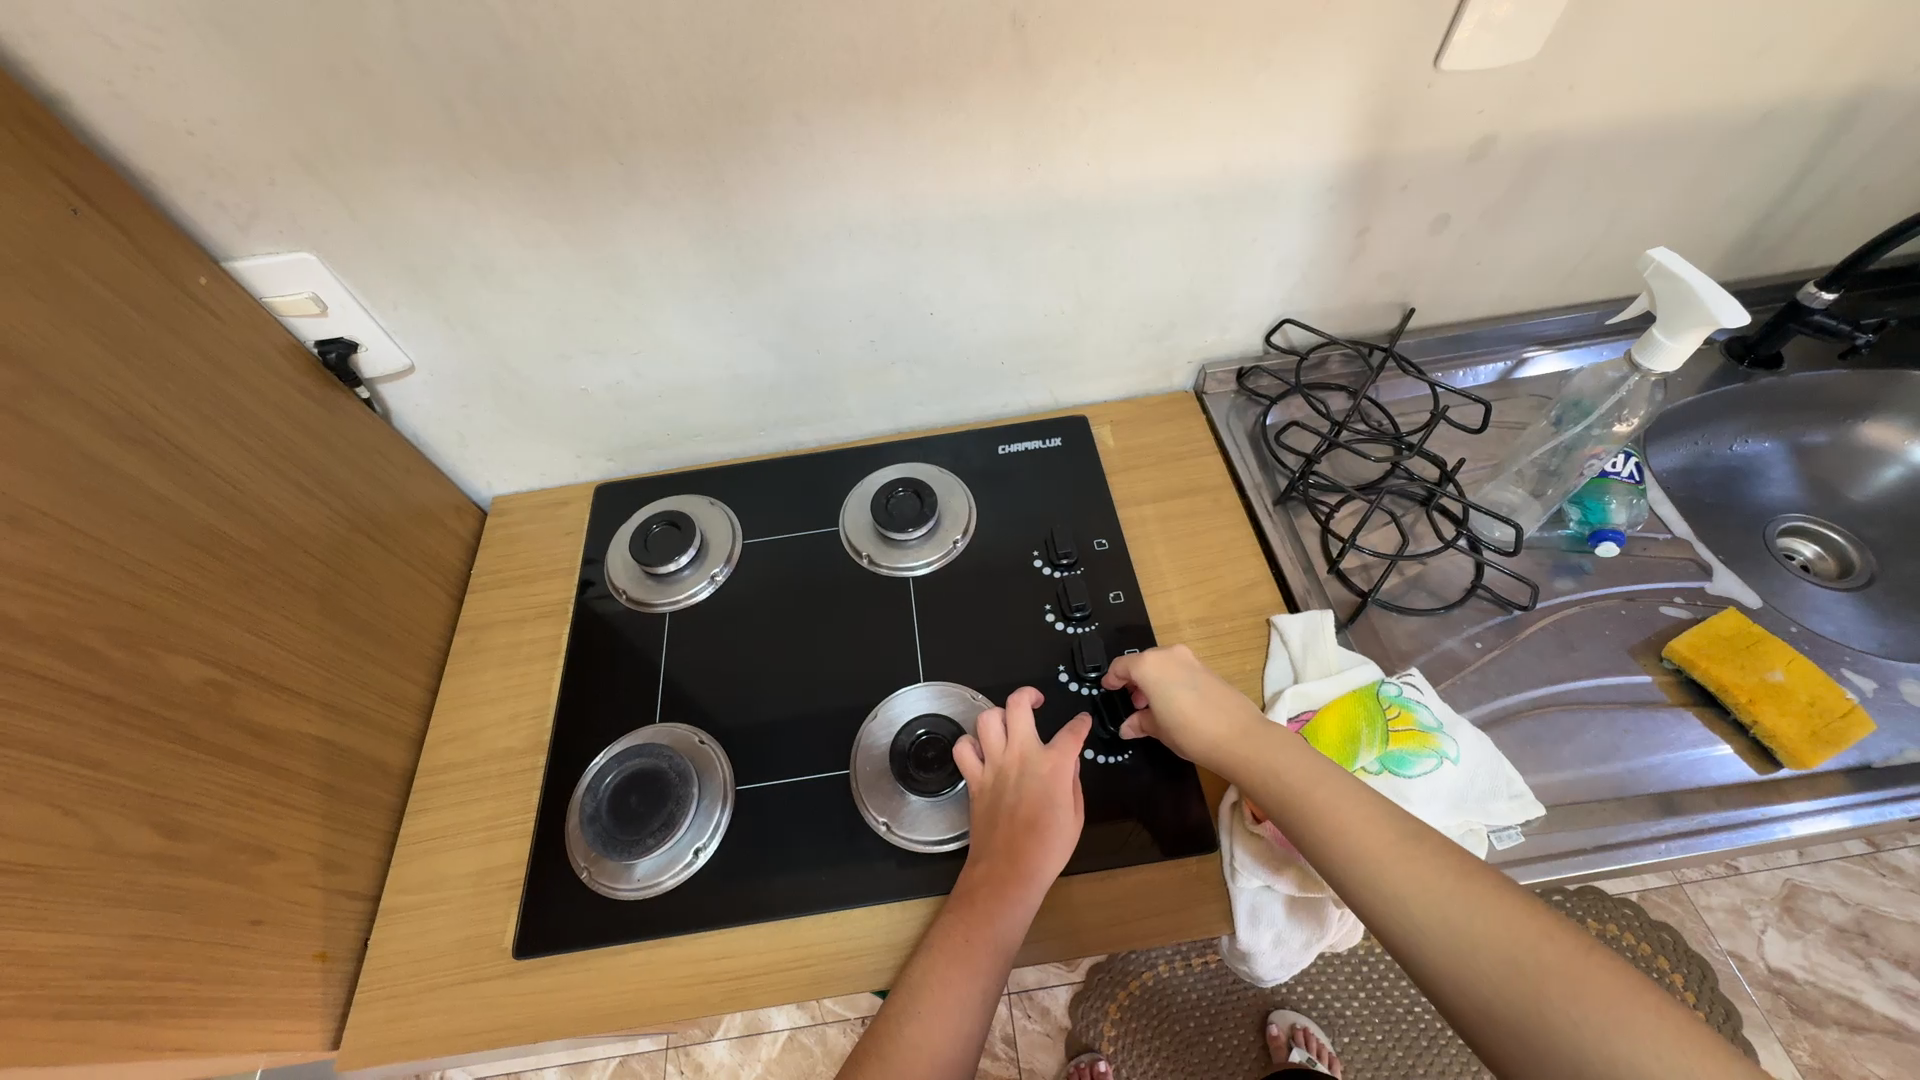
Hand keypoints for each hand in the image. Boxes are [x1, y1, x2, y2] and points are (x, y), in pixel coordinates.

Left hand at [952, 687, 1090, 903]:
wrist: (1009, 871)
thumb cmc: (1048, 849)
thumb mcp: (1076, 816)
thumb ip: (1073, 782)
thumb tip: (1070, 762)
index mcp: (1053, 765)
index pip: (1072, 732)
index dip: (1080, 723)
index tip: (1082, 721)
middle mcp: (1021, 755)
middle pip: (1018, 705)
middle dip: (1029, 694)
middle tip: (1036, 700)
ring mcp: (993, 764)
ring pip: (987, 718)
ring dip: (998, 716)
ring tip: (1006, 724)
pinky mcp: (974, 778)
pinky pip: (963, 748)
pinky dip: (969, 744)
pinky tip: (980, 750)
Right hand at [1100, 644, 1268, 771]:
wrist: (1240, 736)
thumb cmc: (1188, 731)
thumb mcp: (1158, 729)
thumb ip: (1140, 722)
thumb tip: (1127, 727)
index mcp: (1149, 665)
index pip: (1121, 665)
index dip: (1112, 679)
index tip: (1108, 690)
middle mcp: (1168, 655)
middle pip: (1142, 662)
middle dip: (1135, 681)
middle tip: (1133, 703)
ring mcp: (1191, 659)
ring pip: (1162, 665)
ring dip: (1153, 681)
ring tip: (1153, 707)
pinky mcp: (1208, 669)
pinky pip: (1180, 670)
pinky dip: (1171, 682)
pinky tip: (1175, 705)